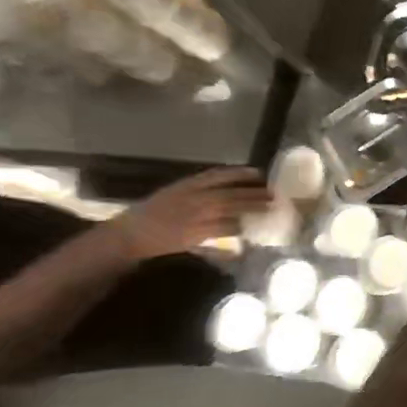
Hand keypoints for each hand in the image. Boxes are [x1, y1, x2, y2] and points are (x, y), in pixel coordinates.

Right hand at [104, 168, 271, 259]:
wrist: (133, 232)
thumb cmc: (153, 213)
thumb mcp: (173, 193)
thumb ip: (196, 191)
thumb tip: (223, 190)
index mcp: (186, 186)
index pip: (217, 175)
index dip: (239, 173)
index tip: (257, 173)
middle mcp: (192, 198)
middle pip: (230, 194)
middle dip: (253, 193)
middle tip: (273, 194)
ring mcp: (195, 216)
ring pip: (231, 211)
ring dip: (251, 210)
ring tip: (268, 208)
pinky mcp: (196, 234)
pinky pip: (224, 230)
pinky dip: (237, 228)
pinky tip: (247, 228)